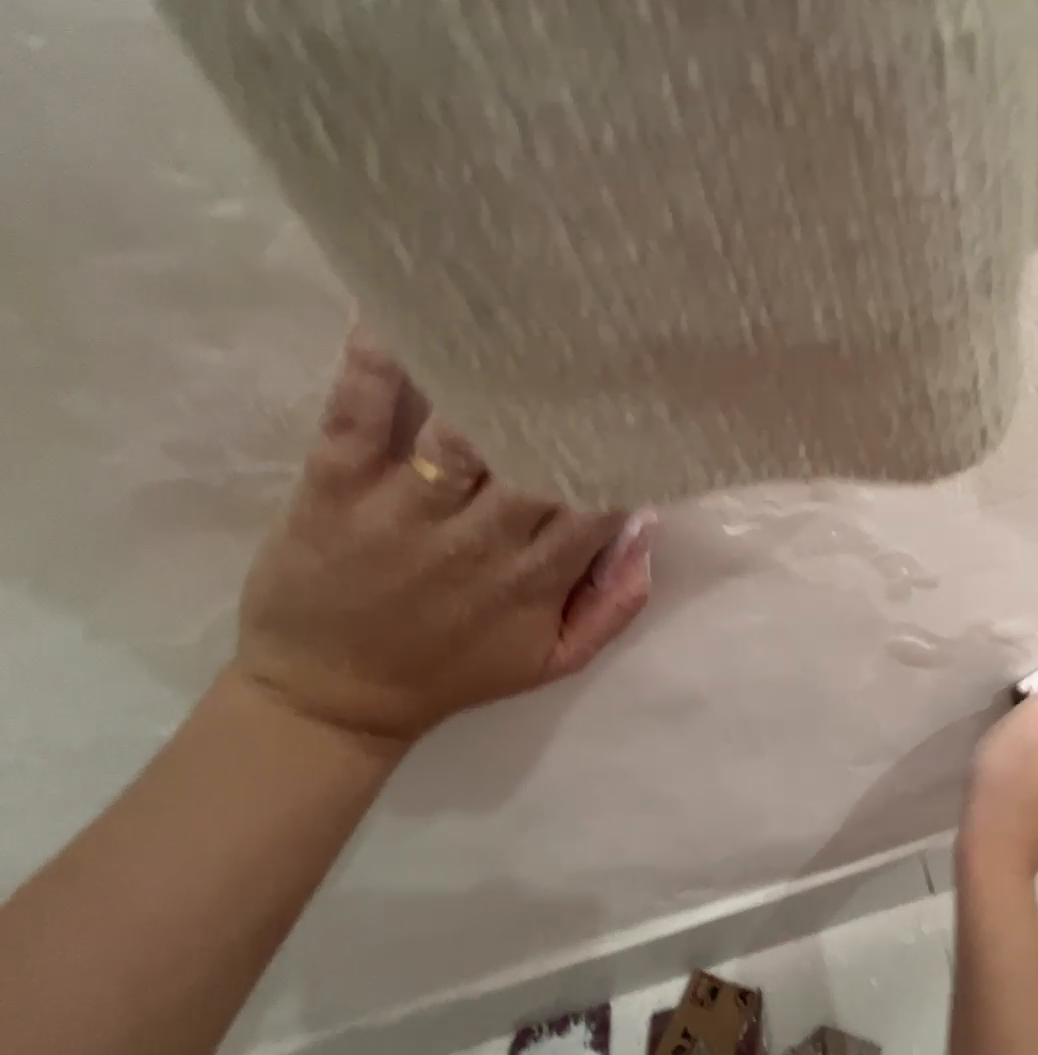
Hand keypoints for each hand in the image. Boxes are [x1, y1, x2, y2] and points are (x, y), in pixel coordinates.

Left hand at [229, 325, 655, 746]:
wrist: (331, 696)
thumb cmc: (453, 671)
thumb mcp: (555, 661)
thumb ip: (614, 605)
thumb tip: (646, 527)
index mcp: (534, 576)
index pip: (595, 501)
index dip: (622, 454)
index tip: (644, 412)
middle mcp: (478, 538)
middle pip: (538, 458)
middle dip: (570, 408)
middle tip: (599, 348)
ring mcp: (403, 510)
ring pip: (461, 431)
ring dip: (490, 379)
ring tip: (519, 321)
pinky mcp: (334, 489)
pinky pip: (355, 416)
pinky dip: (373, 365)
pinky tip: (396, 315)